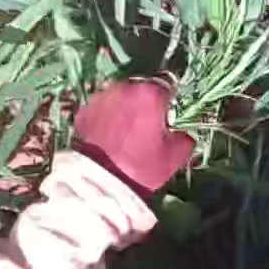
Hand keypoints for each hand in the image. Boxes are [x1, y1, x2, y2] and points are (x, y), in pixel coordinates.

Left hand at [73, 80, 194, 196]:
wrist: (100, 182)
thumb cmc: (139, 168)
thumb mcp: (174, 157)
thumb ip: (185, 138)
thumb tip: (183, 136)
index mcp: (150, 93)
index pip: (167, 85)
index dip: (169, 101)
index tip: (169, 113)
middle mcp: (124, 88)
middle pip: (141, 88)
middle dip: (145, 103)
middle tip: (148, 126)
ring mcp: (101, 98)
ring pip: (119, 97)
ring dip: (125, 108)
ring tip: (127, 133)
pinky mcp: (84, 111)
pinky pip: (102, 109)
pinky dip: (107, 117)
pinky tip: (110, 136)